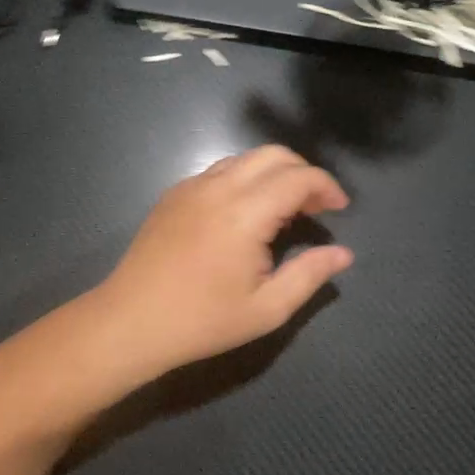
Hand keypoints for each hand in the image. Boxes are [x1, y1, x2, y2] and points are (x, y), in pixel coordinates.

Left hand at [87, 146, 353, 381]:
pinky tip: (245, 215)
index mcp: (245, 212)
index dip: (326, 186)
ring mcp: (192, 185)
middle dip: (302, 172)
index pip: (298, 177)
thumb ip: (309, 275)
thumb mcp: (266, 309)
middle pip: (272, 154)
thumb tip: (343, 253)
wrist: (132, 320)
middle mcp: (219, 186)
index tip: (340, 210)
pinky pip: (219, 171)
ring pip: (244, 158)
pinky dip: (244, 179)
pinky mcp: (174, 193)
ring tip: (285, 211)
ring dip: (273, 173)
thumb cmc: (203, 320)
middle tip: (316, 207)